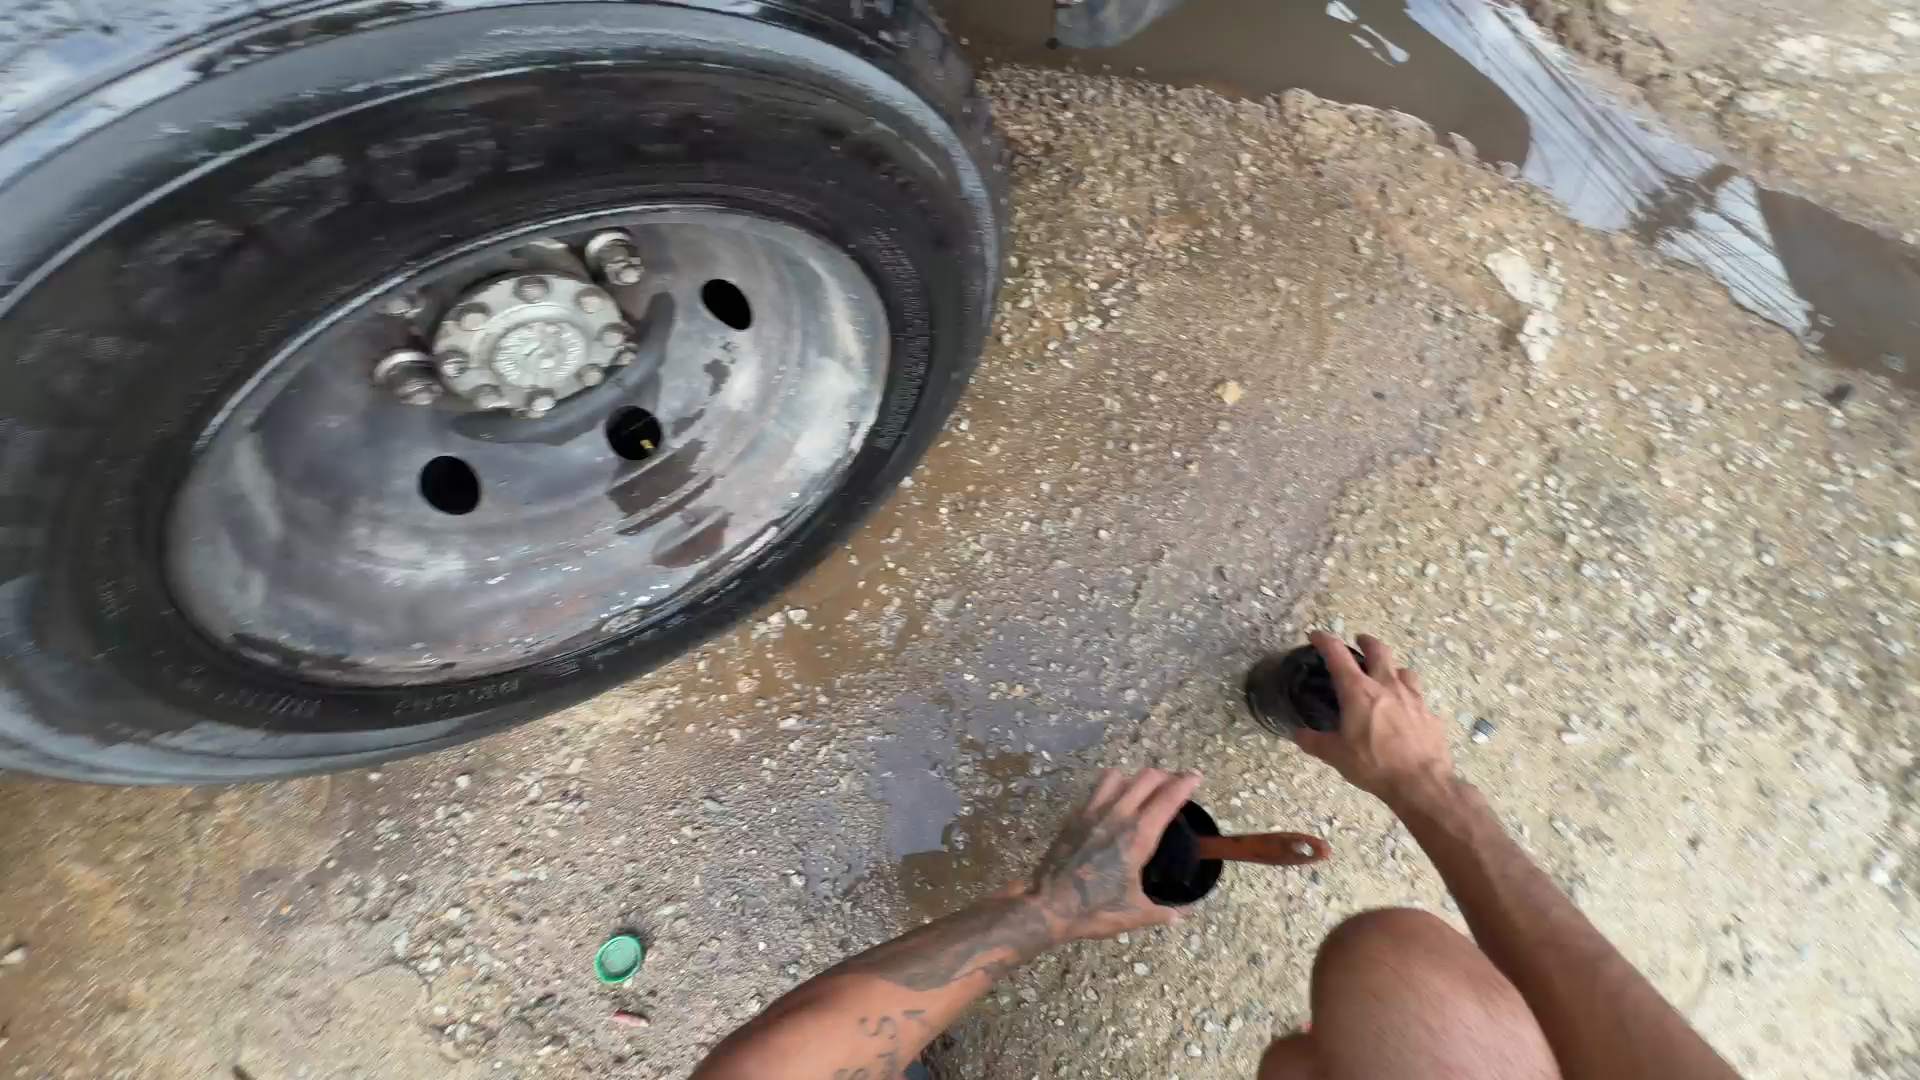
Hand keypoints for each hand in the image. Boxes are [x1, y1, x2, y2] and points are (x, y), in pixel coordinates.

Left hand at [1021, 768, 1202, 941]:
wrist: (1048, 903)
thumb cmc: (1094, 909)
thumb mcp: (1134, 914)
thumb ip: (1162, 912)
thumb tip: (1183, 915)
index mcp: (1138, 837)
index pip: (1167, 799)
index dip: (1185, 783)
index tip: (1196, 776)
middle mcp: (1118, 815)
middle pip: (1146, 778)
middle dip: (1165, 777)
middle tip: (1175, 786)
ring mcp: (1093, 810)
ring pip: (1120, 775)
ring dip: (1136, 778)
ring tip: (1144, 790)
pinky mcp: (1076, 813)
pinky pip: (1098, 786)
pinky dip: (1112, 785)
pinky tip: (1115, 799)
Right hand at [1292, 631, 1454, 803]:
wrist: (1422, 784)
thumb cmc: (1373, 764)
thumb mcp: (1335, 755)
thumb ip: (1313, 741)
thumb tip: (1298, 734)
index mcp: (1358, 691)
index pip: (1337, 655)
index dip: (1325, 640)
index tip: (1316, 635)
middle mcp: (1386, 686)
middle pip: (1379, 651)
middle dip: (1367, 642)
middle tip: (1360, 641)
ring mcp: (1413, 698)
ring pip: (1404, 670)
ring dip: (1393, 668)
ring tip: (1387, 675)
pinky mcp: (1430, 714)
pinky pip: (1419, 696)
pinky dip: (1409, 695)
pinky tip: (1405, 709)